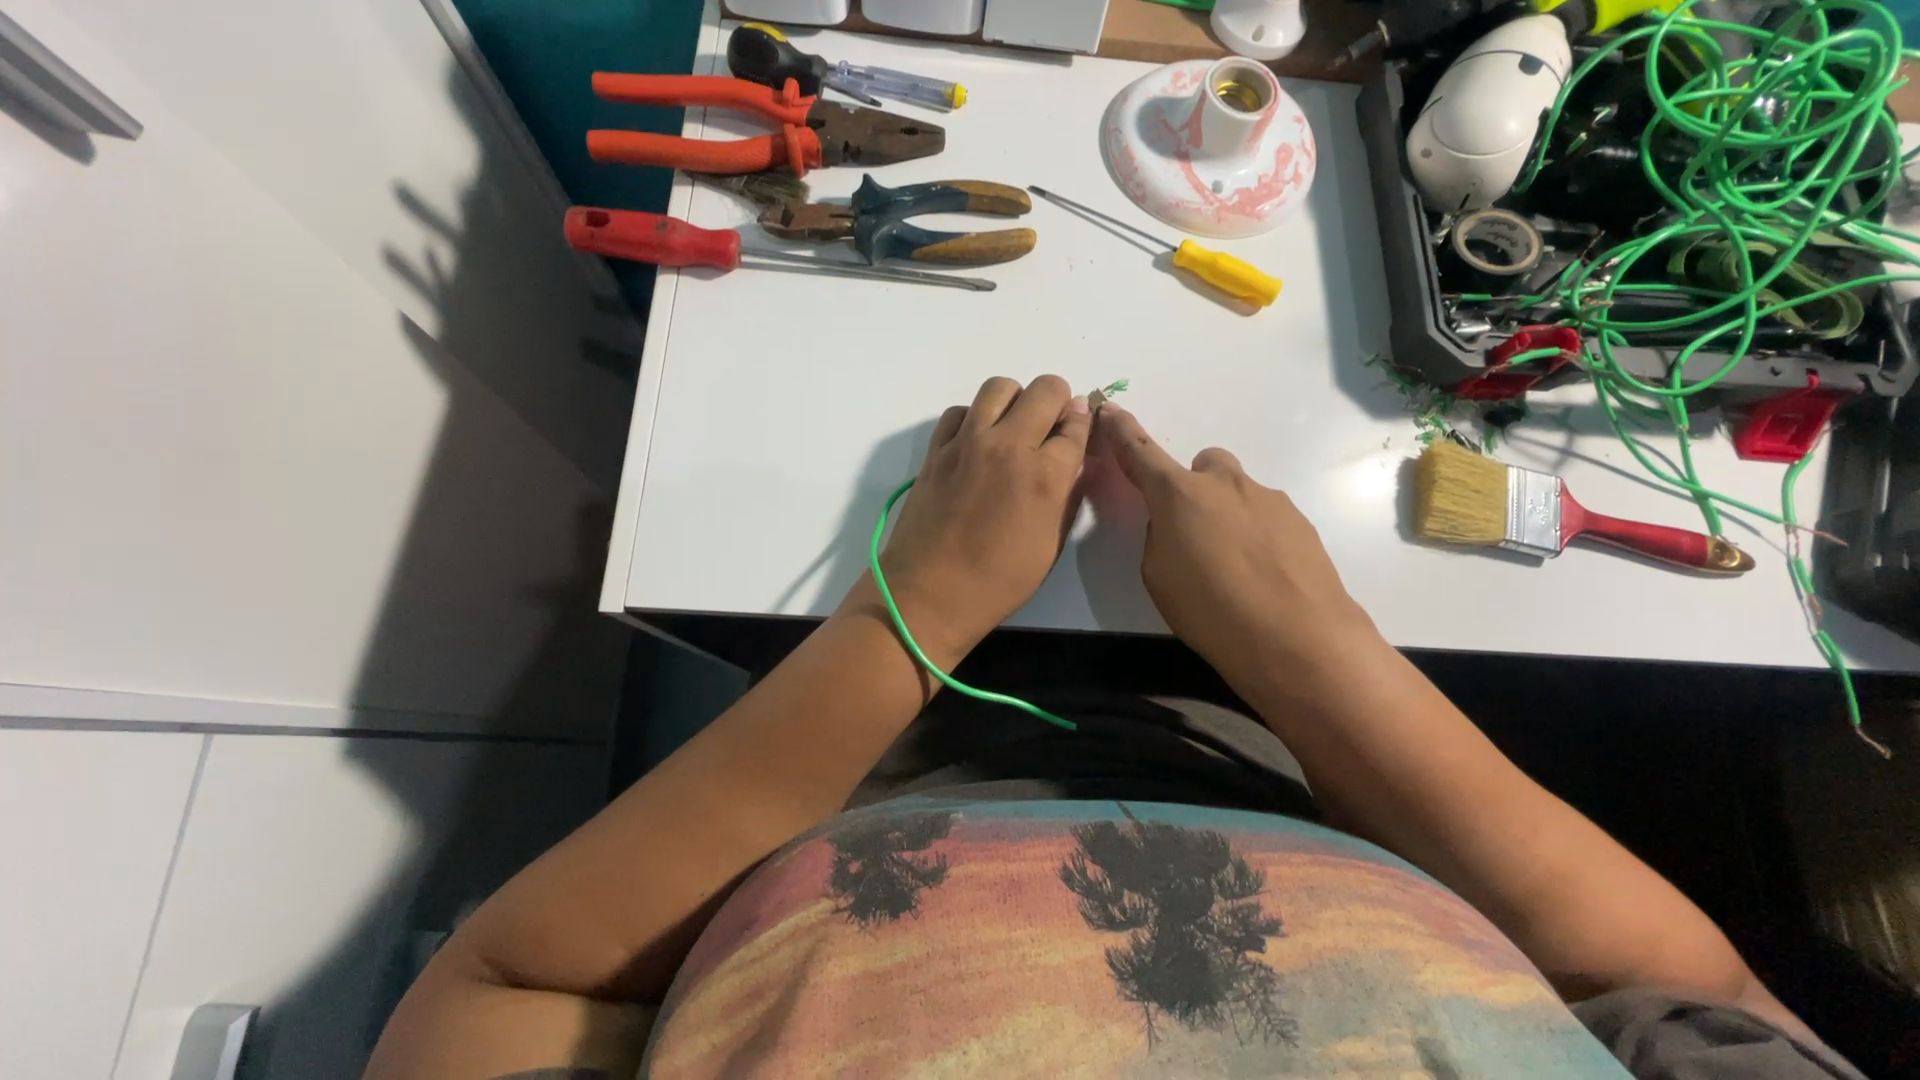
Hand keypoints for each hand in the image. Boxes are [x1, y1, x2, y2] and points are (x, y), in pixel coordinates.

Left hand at [842, 375, 1091, 663]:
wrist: (929, 594)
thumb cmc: (998, 581)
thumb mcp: (1049, 546)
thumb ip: (1067, 496)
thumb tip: (1079, 463)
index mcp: (1046, 475)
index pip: (1076, 425)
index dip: (1082, 426)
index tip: (1078, 432)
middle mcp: (1009, 445)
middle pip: (1045, 390)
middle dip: (1057, 403)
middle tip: (1050, 429)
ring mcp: (968, 442)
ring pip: (1000, 387)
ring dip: (1016, 400)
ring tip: (1014, 429)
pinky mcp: (937, 449)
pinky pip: (960, 410)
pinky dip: (974, 417)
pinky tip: (977, 443)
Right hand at [1094, 403, 1379, 692]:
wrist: (1295, 638)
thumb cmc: (1210, 611)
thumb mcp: (1158, 577)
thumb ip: (1160, 538)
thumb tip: (1177, 527)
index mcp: (1178, 496)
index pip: (1141, 453)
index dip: (1122, 431)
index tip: (1111, 410)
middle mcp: (1224, 484)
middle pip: (1204, 466)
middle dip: (1196, 488)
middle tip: (1196, 533)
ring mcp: (1268, 499)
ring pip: (1239, 494)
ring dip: (1230, 518)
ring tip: (1236, 571)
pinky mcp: (1299, 520)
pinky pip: (1266, 518)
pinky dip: (1259, 538)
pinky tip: (1265, 578)